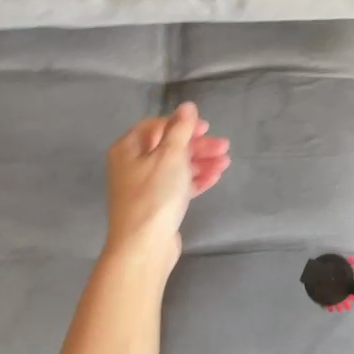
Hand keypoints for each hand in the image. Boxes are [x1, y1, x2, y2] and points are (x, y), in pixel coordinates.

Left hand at [104, 102, 230, 259]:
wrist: (143, 246)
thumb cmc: (155, 194)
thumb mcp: (170, 155)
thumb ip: (181, 129)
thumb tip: (187, 106)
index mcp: (128, 148)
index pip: (156, 126)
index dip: (182, 124)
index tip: (206, 128)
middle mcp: (132, 165)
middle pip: (168, 146)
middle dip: (197, 145)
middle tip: (223, 147)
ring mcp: (144, 187)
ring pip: (175, 166)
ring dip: (200, 162)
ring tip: (225, 163)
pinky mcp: (156, 205)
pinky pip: (178, 185)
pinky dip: (195, 179)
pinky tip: (215, 177)